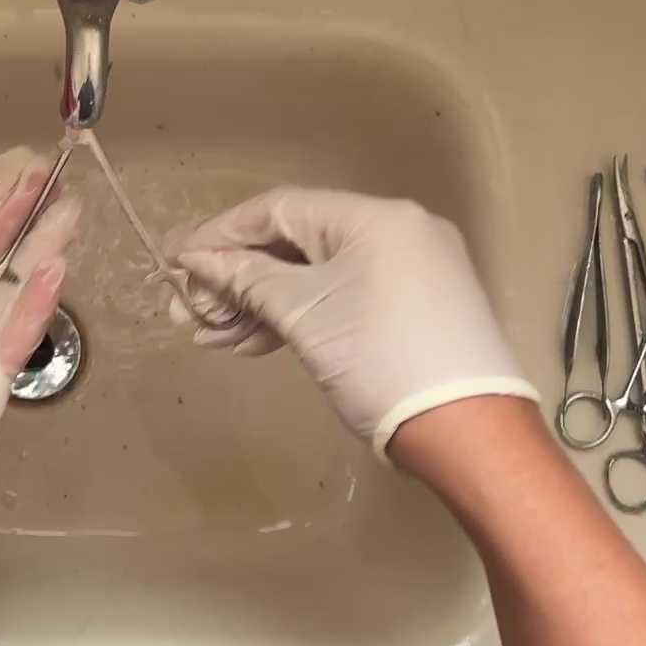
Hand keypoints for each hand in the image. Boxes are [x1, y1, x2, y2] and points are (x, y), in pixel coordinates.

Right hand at [170, 186, 535, 459]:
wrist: (468, 436)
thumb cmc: (377, 358)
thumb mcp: (299, 312)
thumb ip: (242, 277)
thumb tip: (194, 258)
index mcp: (374, 218)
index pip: (278, 209)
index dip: (221, 232)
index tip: (178, 259)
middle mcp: (394, 232)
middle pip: (293, 242)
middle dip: (238, 276)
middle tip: (198, 304)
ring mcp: (404, 271)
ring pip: (310, 275)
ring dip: (258, 303)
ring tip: (215, 335)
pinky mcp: (406, 308)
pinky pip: (335, 297)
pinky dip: (292, 316)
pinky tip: (250, 342)